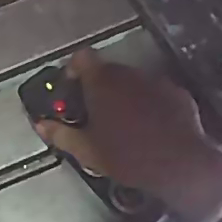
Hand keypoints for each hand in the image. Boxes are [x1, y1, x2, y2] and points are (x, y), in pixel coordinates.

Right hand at [33, 50, 221, 221]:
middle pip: (107, 69)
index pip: (81, 58)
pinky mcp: (177, 93)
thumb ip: (61, 134)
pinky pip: (156, 92)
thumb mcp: (87, 150)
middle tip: (95, 112)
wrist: (179, 164)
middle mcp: (128, 74)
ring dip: (125, 94)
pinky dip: (149, 103)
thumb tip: (41, 125)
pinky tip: (150, 126)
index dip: (74, 69)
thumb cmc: (126, 156)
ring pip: (133, 81)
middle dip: (99, 86)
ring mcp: (155, 81)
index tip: (72, 87)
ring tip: (123, 122)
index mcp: (102, 82)